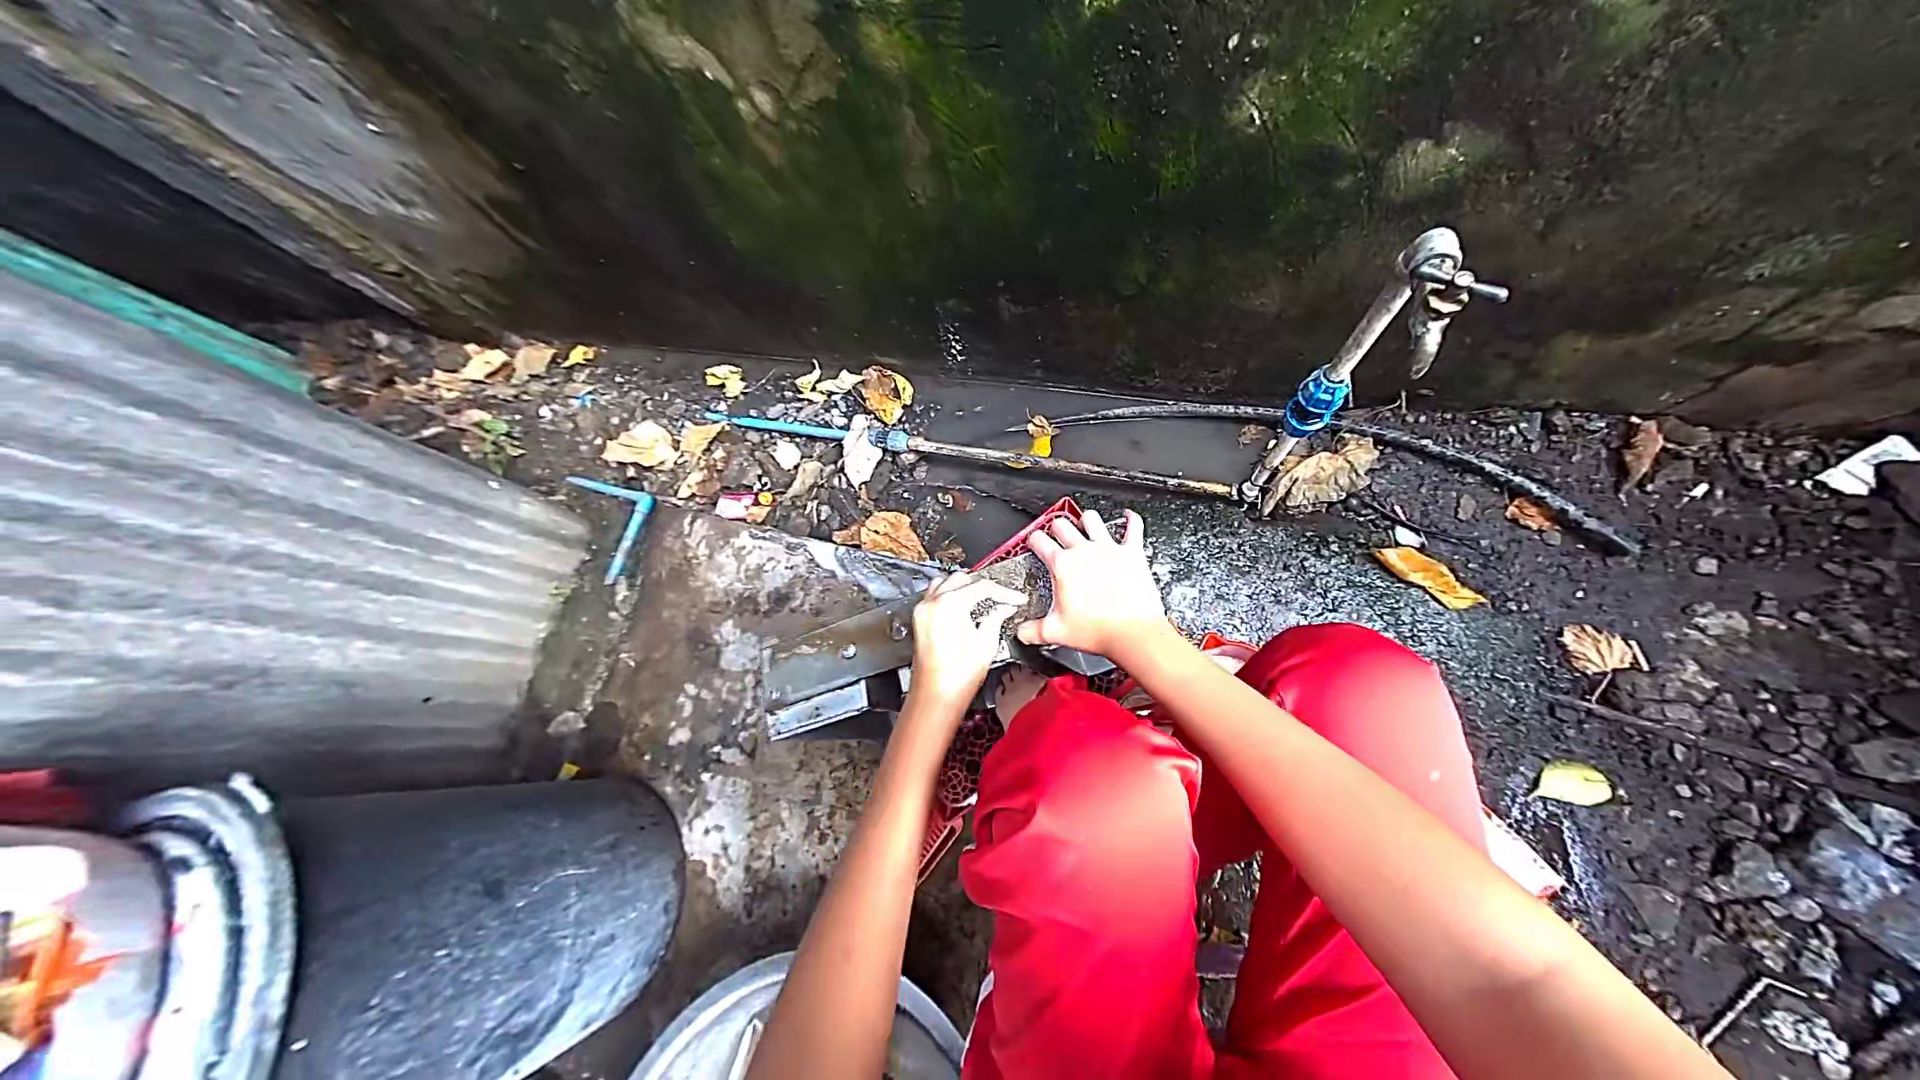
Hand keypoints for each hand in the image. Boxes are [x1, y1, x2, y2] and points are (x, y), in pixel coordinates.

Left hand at [908, 572, 1025, 709]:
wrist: (935, 697)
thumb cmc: (956, 678)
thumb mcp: (985, 644)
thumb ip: (996, 618)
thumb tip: (1004, 608)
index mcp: (949, 605)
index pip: (982, 587)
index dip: (1004, 592)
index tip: (1015, 598)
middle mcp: (932, 603)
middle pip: (963, 580)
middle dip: (985, 587)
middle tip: (1003, 598)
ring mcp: (923, 610)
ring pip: (947, 583)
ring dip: (966, 587)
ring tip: (984, 599)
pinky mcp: (920, 619)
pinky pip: (935, 595)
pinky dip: (950, 594)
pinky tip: (963, 606)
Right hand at [1018, 510, 1166, 656]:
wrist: (1132, 632)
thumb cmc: (1098, 630)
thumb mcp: (1055, 632)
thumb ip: (1033, 631)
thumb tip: (1023, 632)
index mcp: (1062, 565)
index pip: (1039, 540)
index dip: (1033, 540)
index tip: (1034, 543)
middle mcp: (1084, 551)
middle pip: (1062, 524)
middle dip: (1055, 527)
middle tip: (1055, 535)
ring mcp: (1109, 549)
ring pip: (1092, 519)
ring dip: (1085, 520)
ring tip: (1083, 524)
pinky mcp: (1132, 553)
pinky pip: (1133, 527)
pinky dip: (1130, 520)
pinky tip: (1128, 516)